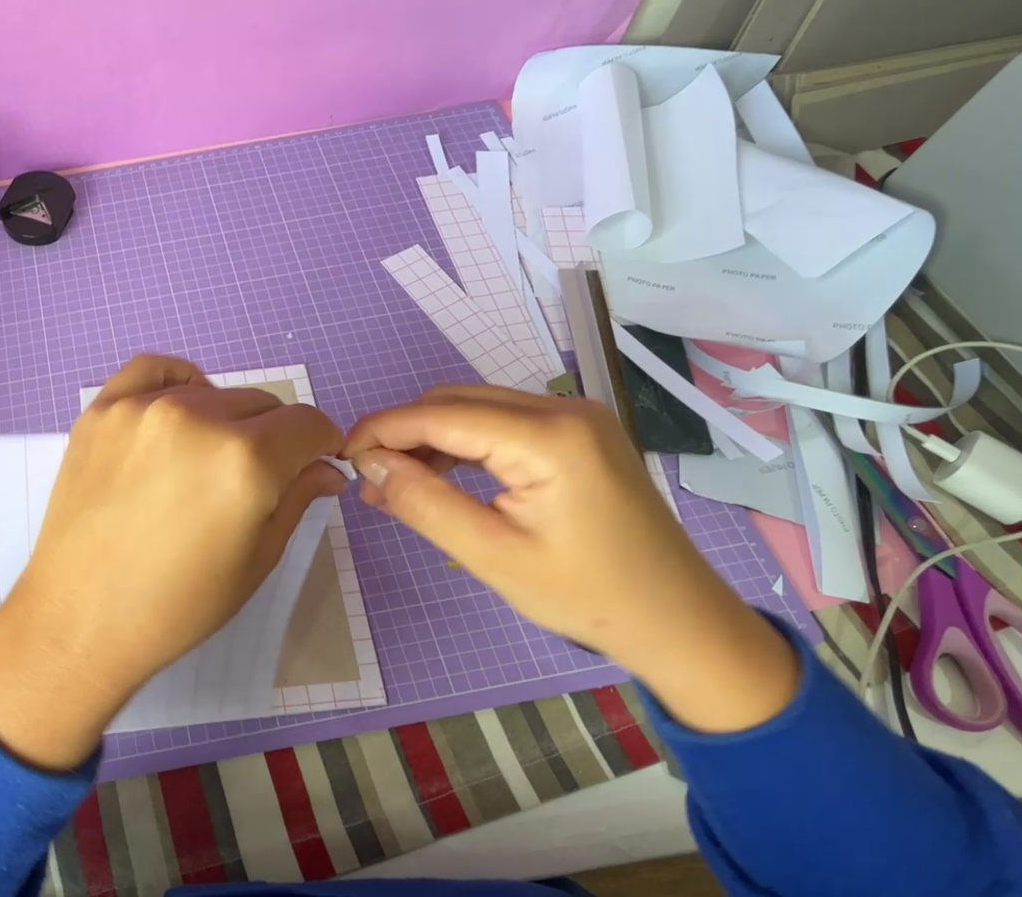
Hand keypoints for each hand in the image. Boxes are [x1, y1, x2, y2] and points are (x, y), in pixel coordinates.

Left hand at [0, 355, 345, 767]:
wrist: (80, 617)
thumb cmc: (176, 605)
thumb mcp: (255, 561)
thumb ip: (296, 499)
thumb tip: (326, 468)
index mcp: (244, 461)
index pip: (306, 424)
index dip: (320, 444)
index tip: (313, 463)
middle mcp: (196, 419)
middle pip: (262, 404)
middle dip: (274, 437)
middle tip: (255, 479)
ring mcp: (142, 408)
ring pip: (211, 391)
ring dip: (224, 419)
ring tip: (205, 461)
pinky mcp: (103, 409)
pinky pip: (153, 370)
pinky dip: (177, 383)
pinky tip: (179, 412)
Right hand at [344, 385, 798, 732]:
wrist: (680, 622)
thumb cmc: (587, 596)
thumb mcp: (492, 556)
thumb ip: (422, 501)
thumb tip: (366, 463)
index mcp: (548, 436)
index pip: (439, 414)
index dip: (382, 430)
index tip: (341, 457)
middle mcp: (563, 408)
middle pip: (455, 401)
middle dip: (403, 432)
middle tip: (367, 479)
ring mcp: (576, 415)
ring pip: (475, 407)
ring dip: (429, 437)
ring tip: (394, 483)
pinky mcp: (579, 431)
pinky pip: (501, 421)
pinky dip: (462, 442)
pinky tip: (438, 475)